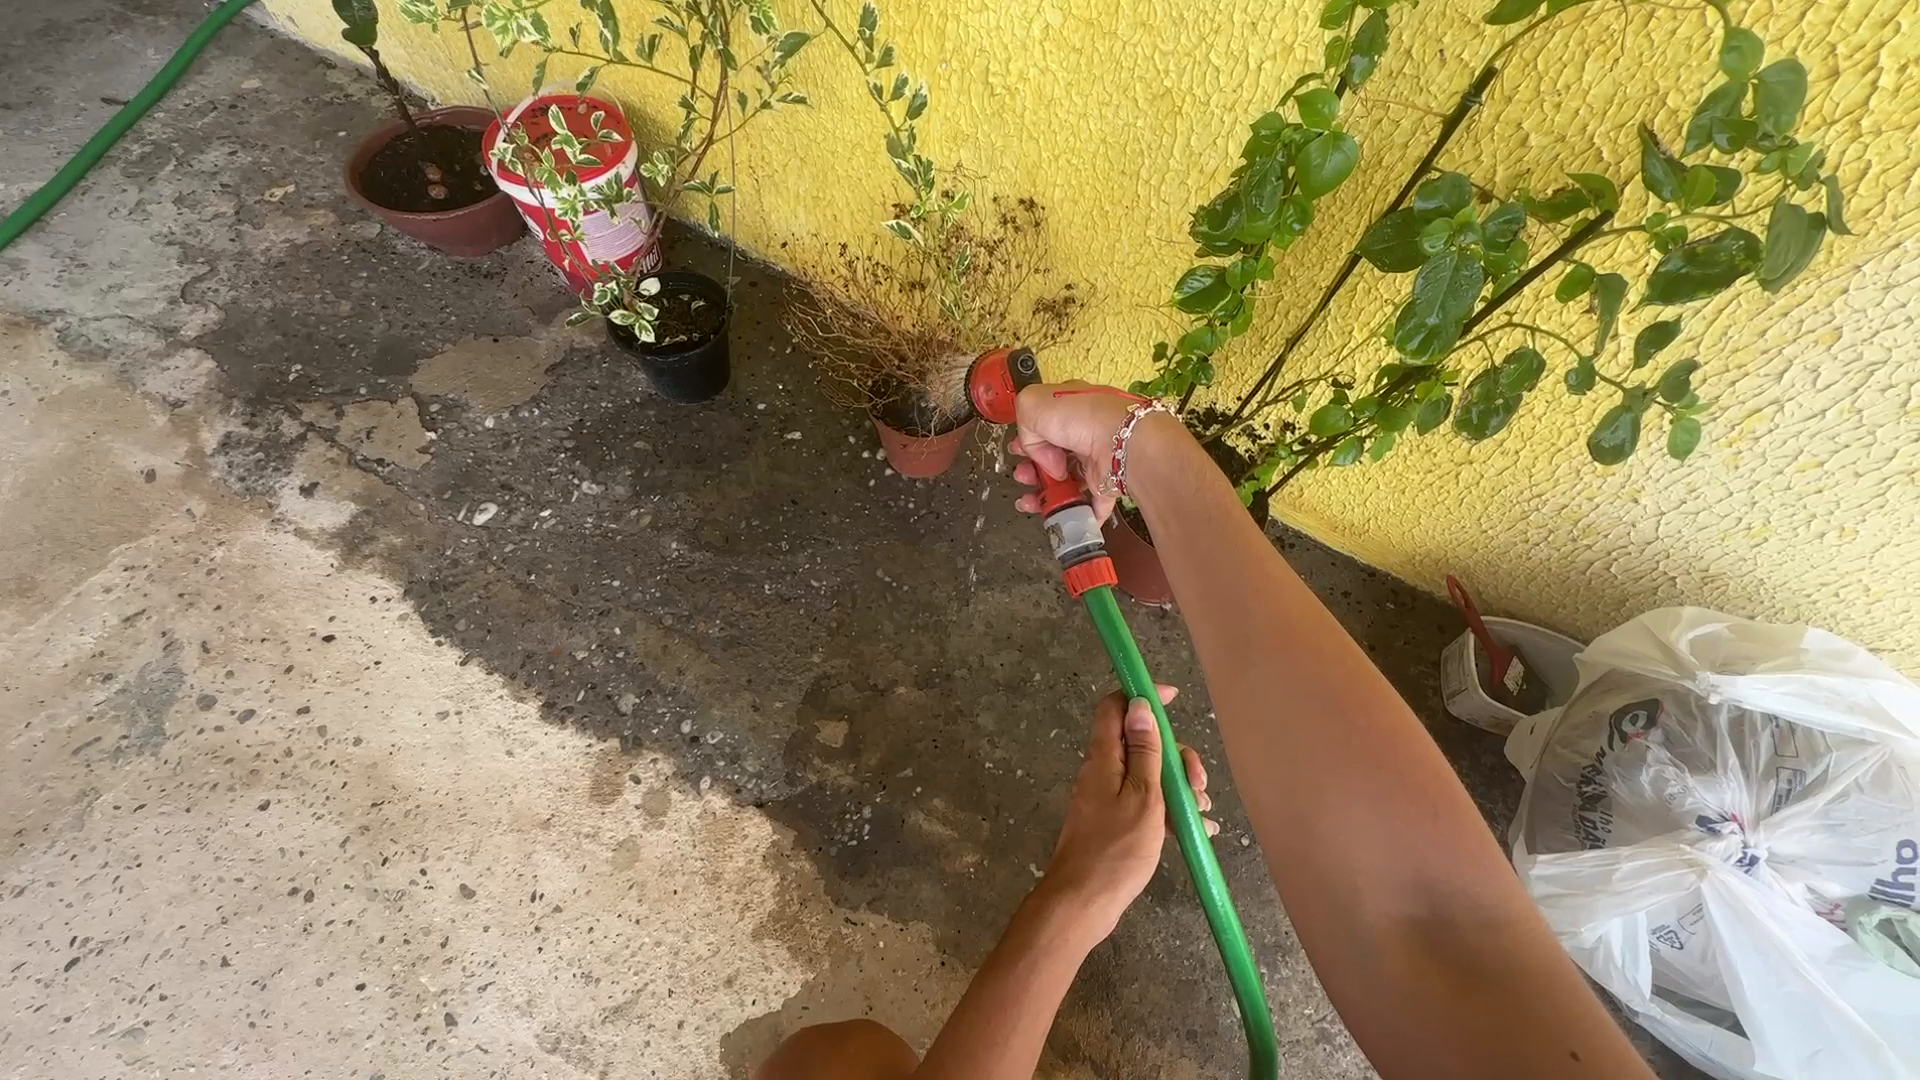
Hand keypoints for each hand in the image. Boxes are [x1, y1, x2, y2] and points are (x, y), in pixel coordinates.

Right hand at [1010, 381, 1137, 522]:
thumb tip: (1035, 452)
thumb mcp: (1032, 405)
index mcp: (1068, 408)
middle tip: (1024, 476)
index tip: (1018, 451)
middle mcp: (1084, 432)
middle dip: (1032, 471)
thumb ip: (1023, 428)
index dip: (1027, 440)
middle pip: (1052, 457)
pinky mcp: (1107, 483)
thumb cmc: (1084, 416)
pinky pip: (1089, 503)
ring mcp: (1096, 458)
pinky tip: (1059, 516)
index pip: (1043, 425)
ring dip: (1046, 495)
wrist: (1123, 442)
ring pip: (1066, 482)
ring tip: (1032, 502)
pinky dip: (1075, 513)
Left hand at [1040, 686, 1215, 942]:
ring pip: (1147, 773)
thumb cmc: (1116, 849)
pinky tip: (1199, 828)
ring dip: (1178, 784)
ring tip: (1203, 810)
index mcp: (1104, 757)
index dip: (1142, 696)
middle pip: (1140, 741)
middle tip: (1199, 780)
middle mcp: (1102, 770)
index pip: (1115, 707)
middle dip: (1175, 753)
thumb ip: (1144, 752)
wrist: (1084, 901)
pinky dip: (1170, 809)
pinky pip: (1145, 801)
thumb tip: (1139, 704)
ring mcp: (1106, 796)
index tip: (1172, 697)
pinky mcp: (1114, 820)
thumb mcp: (1143, 797)